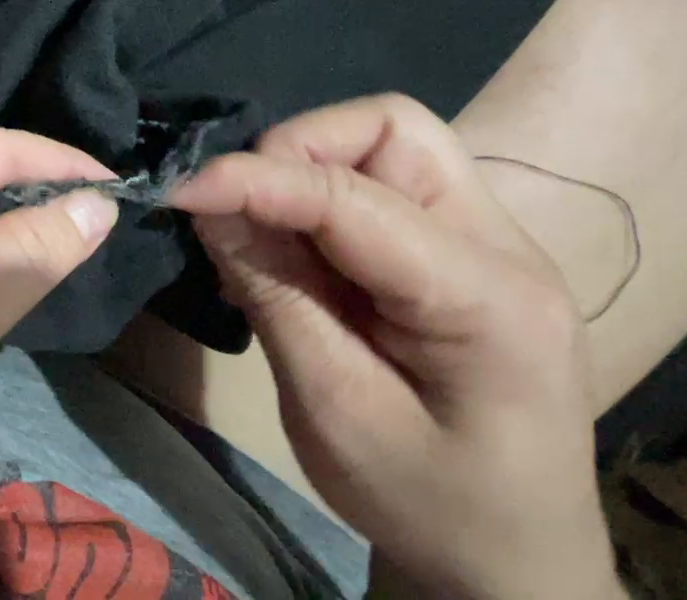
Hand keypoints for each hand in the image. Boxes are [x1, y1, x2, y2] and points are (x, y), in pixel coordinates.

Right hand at [169, 95, 618, 599]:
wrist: (509, 560)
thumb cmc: (427, 500)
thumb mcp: (334, 408)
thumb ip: (273, 294)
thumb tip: (205, 205)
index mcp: (486, 297)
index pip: (352, 194)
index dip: (254, 178)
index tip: (177, 191)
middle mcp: (501, 244)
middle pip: (390, 128)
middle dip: (294, 151)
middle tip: (236, 209)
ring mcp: (486, 242)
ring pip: (383, 142)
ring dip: (303, 169)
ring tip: (258, 231)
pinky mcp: (454, 251)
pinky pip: (376, 183)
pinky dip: (313, 196)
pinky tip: (288, 251)